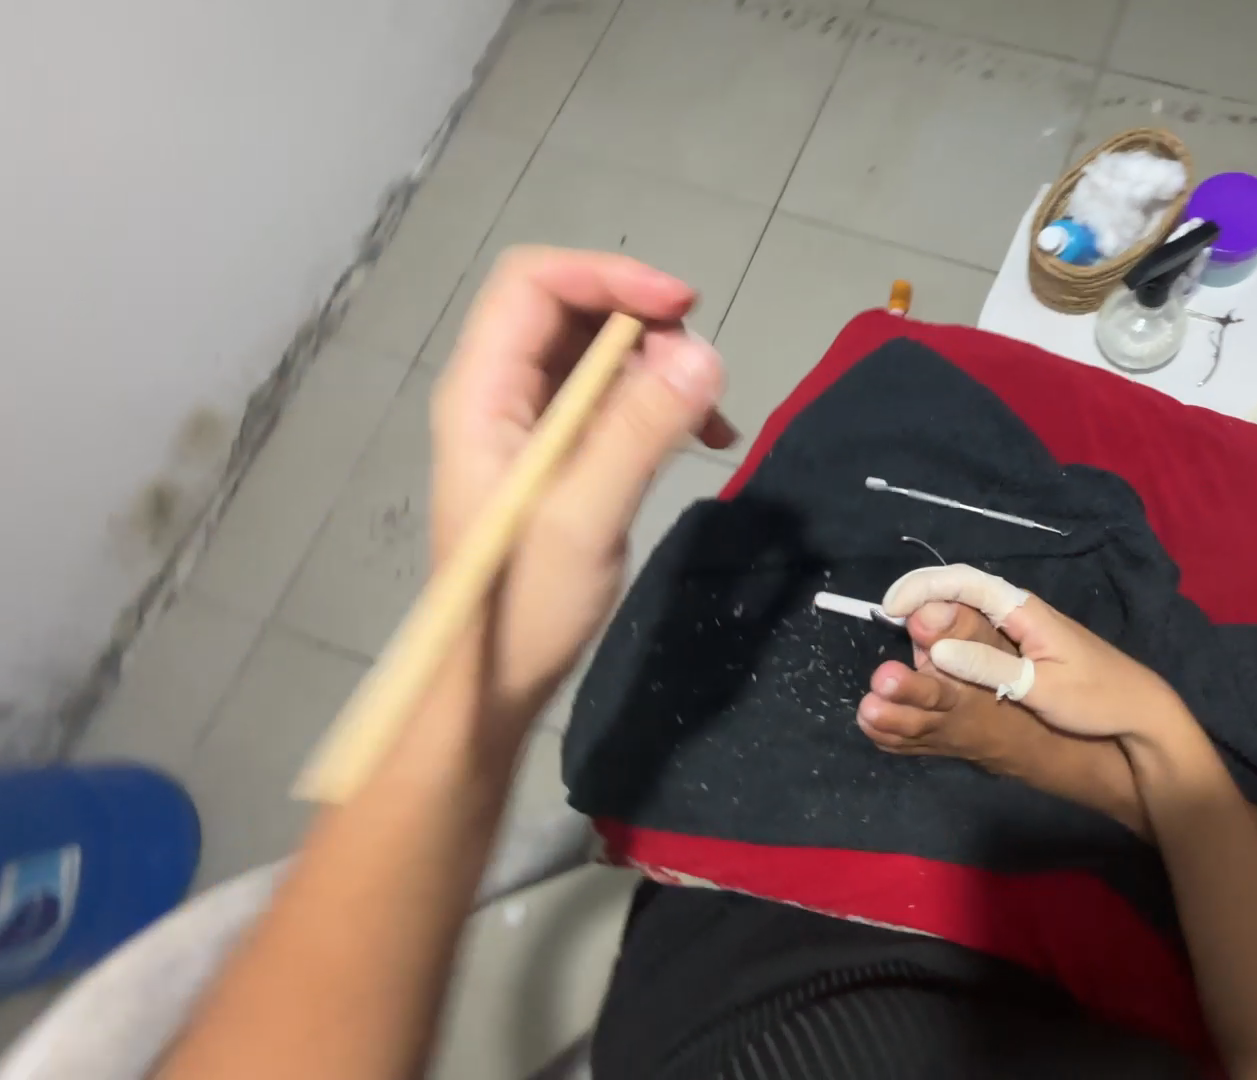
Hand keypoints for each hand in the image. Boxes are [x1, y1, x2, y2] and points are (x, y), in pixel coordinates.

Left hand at [431, 246, 734, 722]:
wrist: (497, 679)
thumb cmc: (524, 603)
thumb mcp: (583, 515)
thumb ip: (638, 431)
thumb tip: (705, 354)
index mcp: (486, 393)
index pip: (536, 286)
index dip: (610, 277)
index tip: (686, 307)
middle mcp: (506, 396)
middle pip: (573, 314)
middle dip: (646, 326)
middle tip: (703, 373)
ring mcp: (537, 428)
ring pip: (602, 359)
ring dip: (663, 369)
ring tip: (711, 417)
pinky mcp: (567, 459)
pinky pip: (619, 404)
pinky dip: (665, 407)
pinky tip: (706, 440)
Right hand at [881, 564, 1195, 742]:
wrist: (1140, 712)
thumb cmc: (1096, 698)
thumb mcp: (1039, 685)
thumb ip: (987, 665)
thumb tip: (933, 646)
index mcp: (1023, 609)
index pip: (965, 581)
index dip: (924, 588)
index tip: (890, 608)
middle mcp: (1019, 609)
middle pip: (962, 589)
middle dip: (922, 597)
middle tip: (889, 620)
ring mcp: (1022, 626)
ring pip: (968, 608)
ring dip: (934, 615)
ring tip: (903, 634)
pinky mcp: (1024, 645)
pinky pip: (978, 629)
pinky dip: (951, 635)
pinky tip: (937, 654)